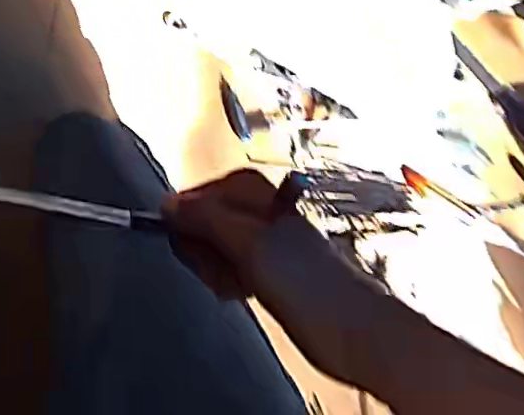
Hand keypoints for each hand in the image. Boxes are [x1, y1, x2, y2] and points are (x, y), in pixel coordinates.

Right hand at [162, 169, 342, 300]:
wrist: (356, 332)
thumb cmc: (308, 282)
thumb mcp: (248, 243)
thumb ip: (206, 219)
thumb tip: (166, 203)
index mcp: (255, 191)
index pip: (202, 193)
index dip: (190, 219)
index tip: (184, 241)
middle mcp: (258, 209)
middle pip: (207, 218)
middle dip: (204, 246)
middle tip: (216, 269)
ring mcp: (264, 239)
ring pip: (216, 245)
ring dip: (215, 267)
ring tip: (232, 284)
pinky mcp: (269, 268)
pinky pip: (230, 264)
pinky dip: (227, 278)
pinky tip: (237, 291)